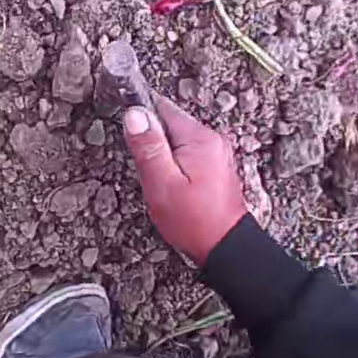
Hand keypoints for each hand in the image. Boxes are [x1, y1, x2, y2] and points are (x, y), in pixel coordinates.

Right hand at [122, 95, 249, 264]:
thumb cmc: (195, 221)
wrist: (226, 248)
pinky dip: (176, 165)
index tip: (131, 134)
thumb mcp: (162, 185)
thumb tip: (134, 114)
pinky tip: (175, 186)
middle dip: (154, 143)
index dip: (141, 118)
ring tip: (163, 183)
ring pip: (178, 141)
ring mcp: (217, 152)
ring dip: (165, 156)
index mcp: (199, 138)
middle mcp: (212, 139)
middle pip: (170, 124)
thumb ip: (148, 148)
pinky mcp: (216, 165)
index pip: (163, 108)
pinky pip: (189, 153)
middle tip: (150, 172)